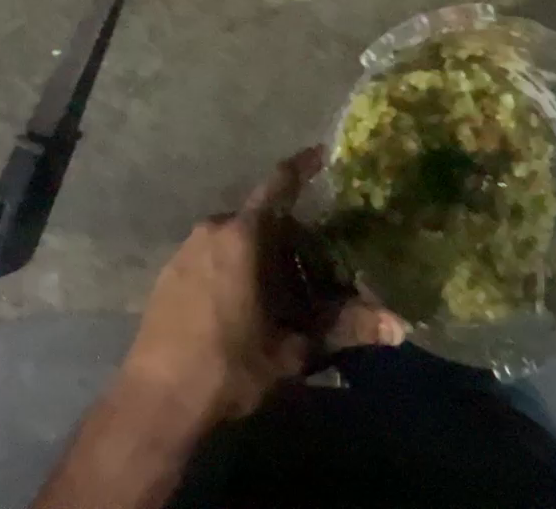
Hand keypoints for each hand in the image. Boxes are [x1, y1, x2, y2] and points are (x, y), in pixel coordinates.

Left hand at [34, 149, 400, 508]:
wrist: (156, 401)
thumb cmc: (230, 366)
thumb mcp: (292, 350)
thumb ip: (344, 329)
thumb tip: (398, 327)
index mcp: (244, 234)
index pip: (279, 184)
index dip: (303, 167)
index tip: (322, 154)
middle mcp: (212, 230)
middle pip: (260, 216)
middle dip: (288, 232)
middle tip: (316, 257)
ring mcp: (185, 250)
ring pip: (233, 236)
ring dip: (259, 251)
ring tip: (283, 287)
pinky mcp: (168, 274)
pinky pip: (210, 254)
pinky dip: (233, 265)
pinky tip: (243, 301)